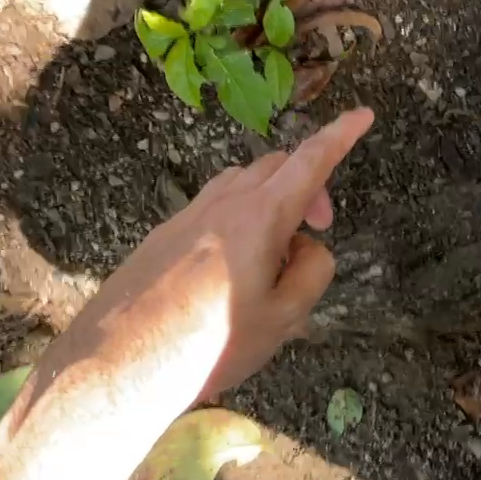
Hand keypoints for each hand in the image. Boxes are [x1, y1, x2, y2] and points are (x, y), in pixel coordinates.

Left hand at [12, 108, 376, 453]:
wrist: (116, 366)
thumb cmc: (211, 344)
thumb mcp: (284, 318)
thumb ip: (312, 271)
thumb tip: (305, 248)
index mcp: (261, 216)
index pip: (312, 161)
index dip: (342, 135)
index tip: (364, 114)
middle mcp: (225, 203)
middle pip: (277, 165)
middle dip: (309, 183)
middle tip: (319, 228)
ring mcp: (189, 214)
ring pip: (242, 180)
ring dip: (271, 197)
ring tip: (274, 250)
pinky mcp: (163, 233)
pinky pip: (213, 205)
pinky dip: (238, 215)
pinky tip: (229, 267)